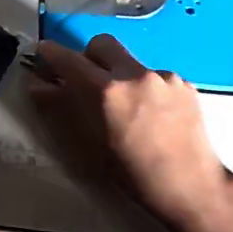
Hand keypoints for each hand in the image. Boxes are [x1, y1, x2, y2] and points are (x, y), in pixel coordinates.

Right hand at [26, 35, 232, 231]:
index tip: (42, 52)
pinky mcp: (184, 84)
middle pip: (102, 44)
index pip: (70, 60)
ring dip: (119, 75)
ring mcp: (163, 76)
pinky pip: (155, 76)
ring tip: (126, 109)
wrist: (192, 187)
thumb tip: (40, 85)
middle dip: (88, 56)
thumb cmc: (134, 175)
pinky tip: (152, 116)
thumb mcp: (90, 145)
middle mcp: (135, 74)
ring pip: (130, 62)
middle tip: (85, 80)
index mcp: (107, 91)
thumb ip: (62, 108)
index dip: (51, 54)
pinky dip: (145, 89)